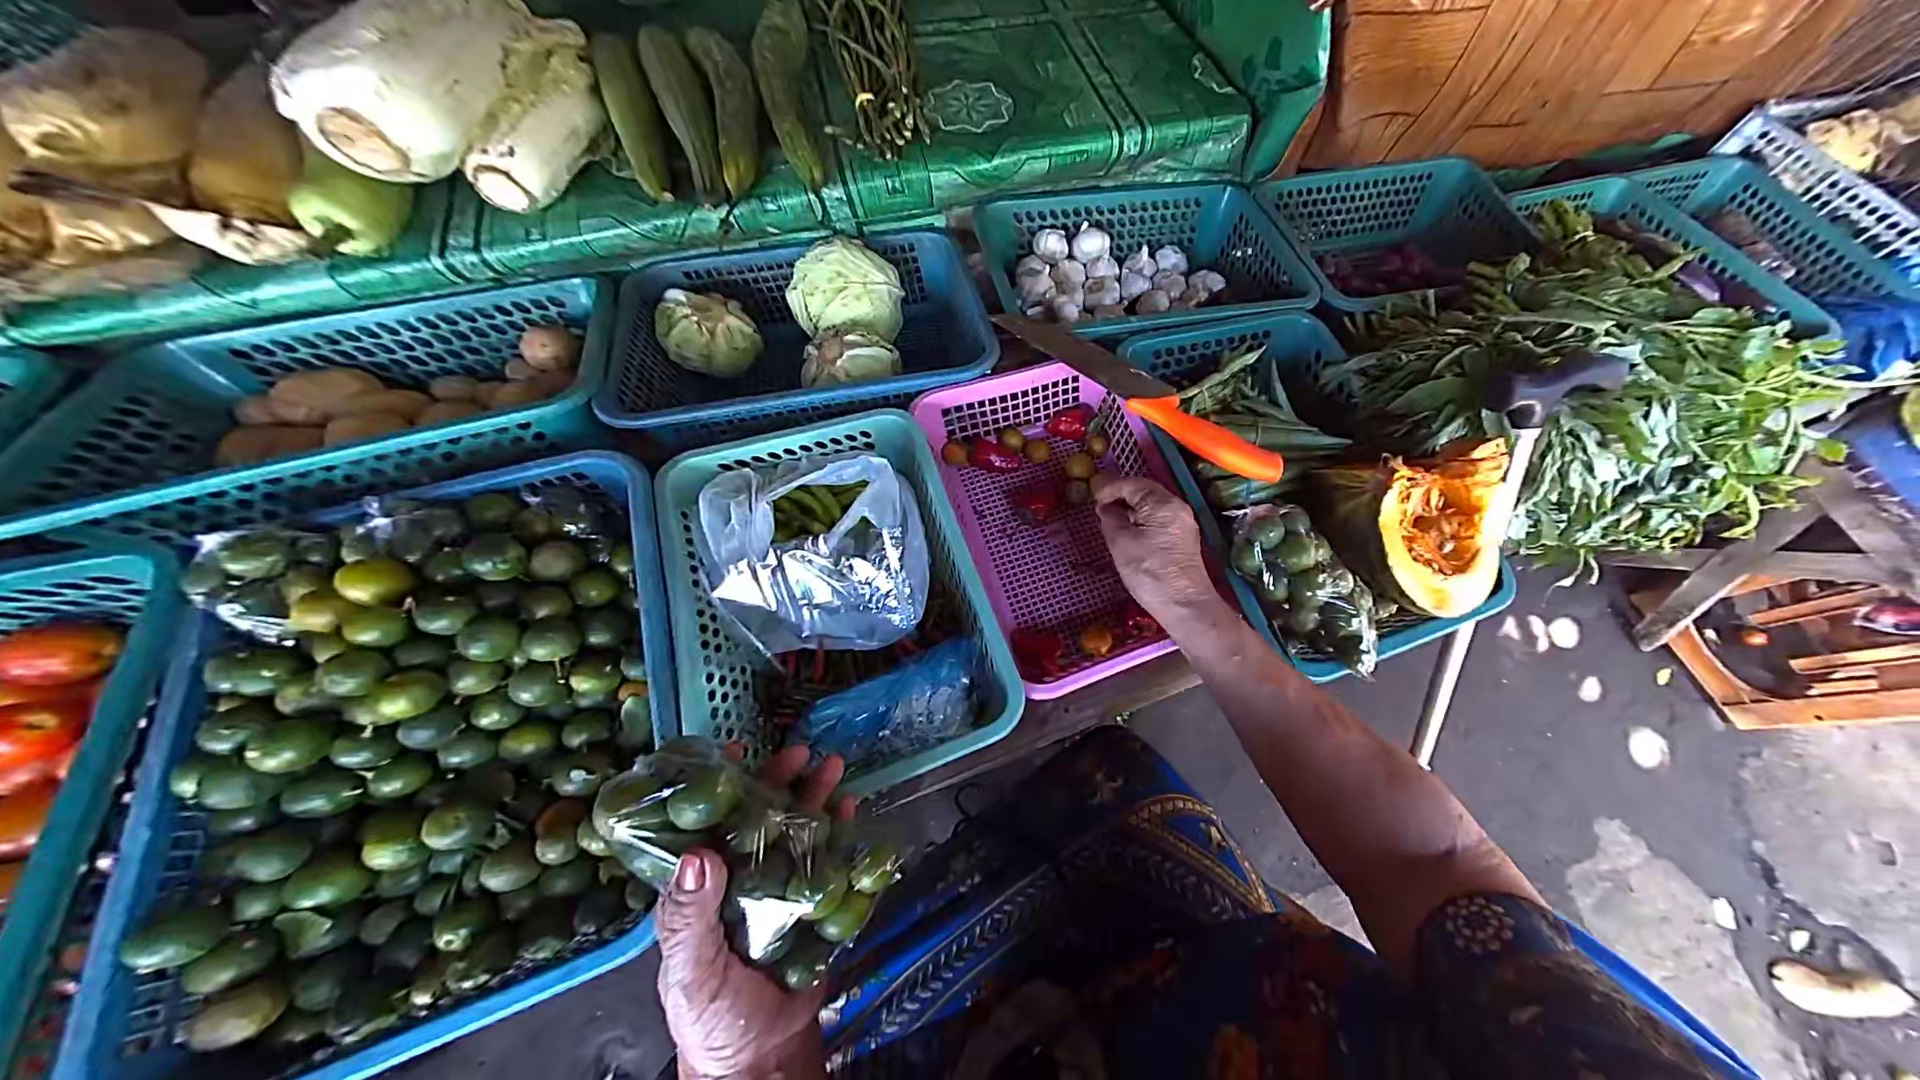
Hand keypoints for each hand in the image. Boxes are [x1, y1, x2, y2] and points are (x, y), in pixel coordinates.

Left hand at [656, 746, 854, 1079]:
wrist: (764, 1057)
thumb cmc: (712, 1017)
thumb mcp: (690, 971)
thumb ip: (688, 919)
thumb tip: (699, 856)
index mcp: (702, 885)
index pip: (708, 821)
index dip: (720, 783)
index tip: (736, 751)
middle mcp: (740, 876)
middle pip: (761, 816)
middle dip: (780, 781)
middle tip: (801, 753)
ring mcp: (779, 886)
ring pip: (796, 830)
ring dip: (814, 798)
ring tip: (832, 768)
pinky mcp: (812, 901)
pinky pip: (828, 859)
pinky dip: (841, 833)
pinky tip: (851, 811)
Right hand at [1091, 475, 1221, 624]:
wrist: (1183, 605)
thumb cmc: (1149, 572)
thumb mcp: (1121, 543)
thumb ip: (1110, 519)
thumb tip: (1105, 508)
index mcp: (1163, 504)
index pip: (1133, 484)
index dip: (1110, 487)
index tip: (1092, 496)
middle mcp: (1177, 507)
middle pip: (1144, 491)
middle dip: (1120, 495)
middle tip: (1097, 504)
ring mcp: (1182, 523)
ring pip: (1151, 506)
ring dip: (1129, 508)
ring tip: (1108, 517)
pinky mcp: (1181, 538)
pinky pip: (1157, 519)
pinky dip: (1139, 519)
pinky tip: (1126, 530)